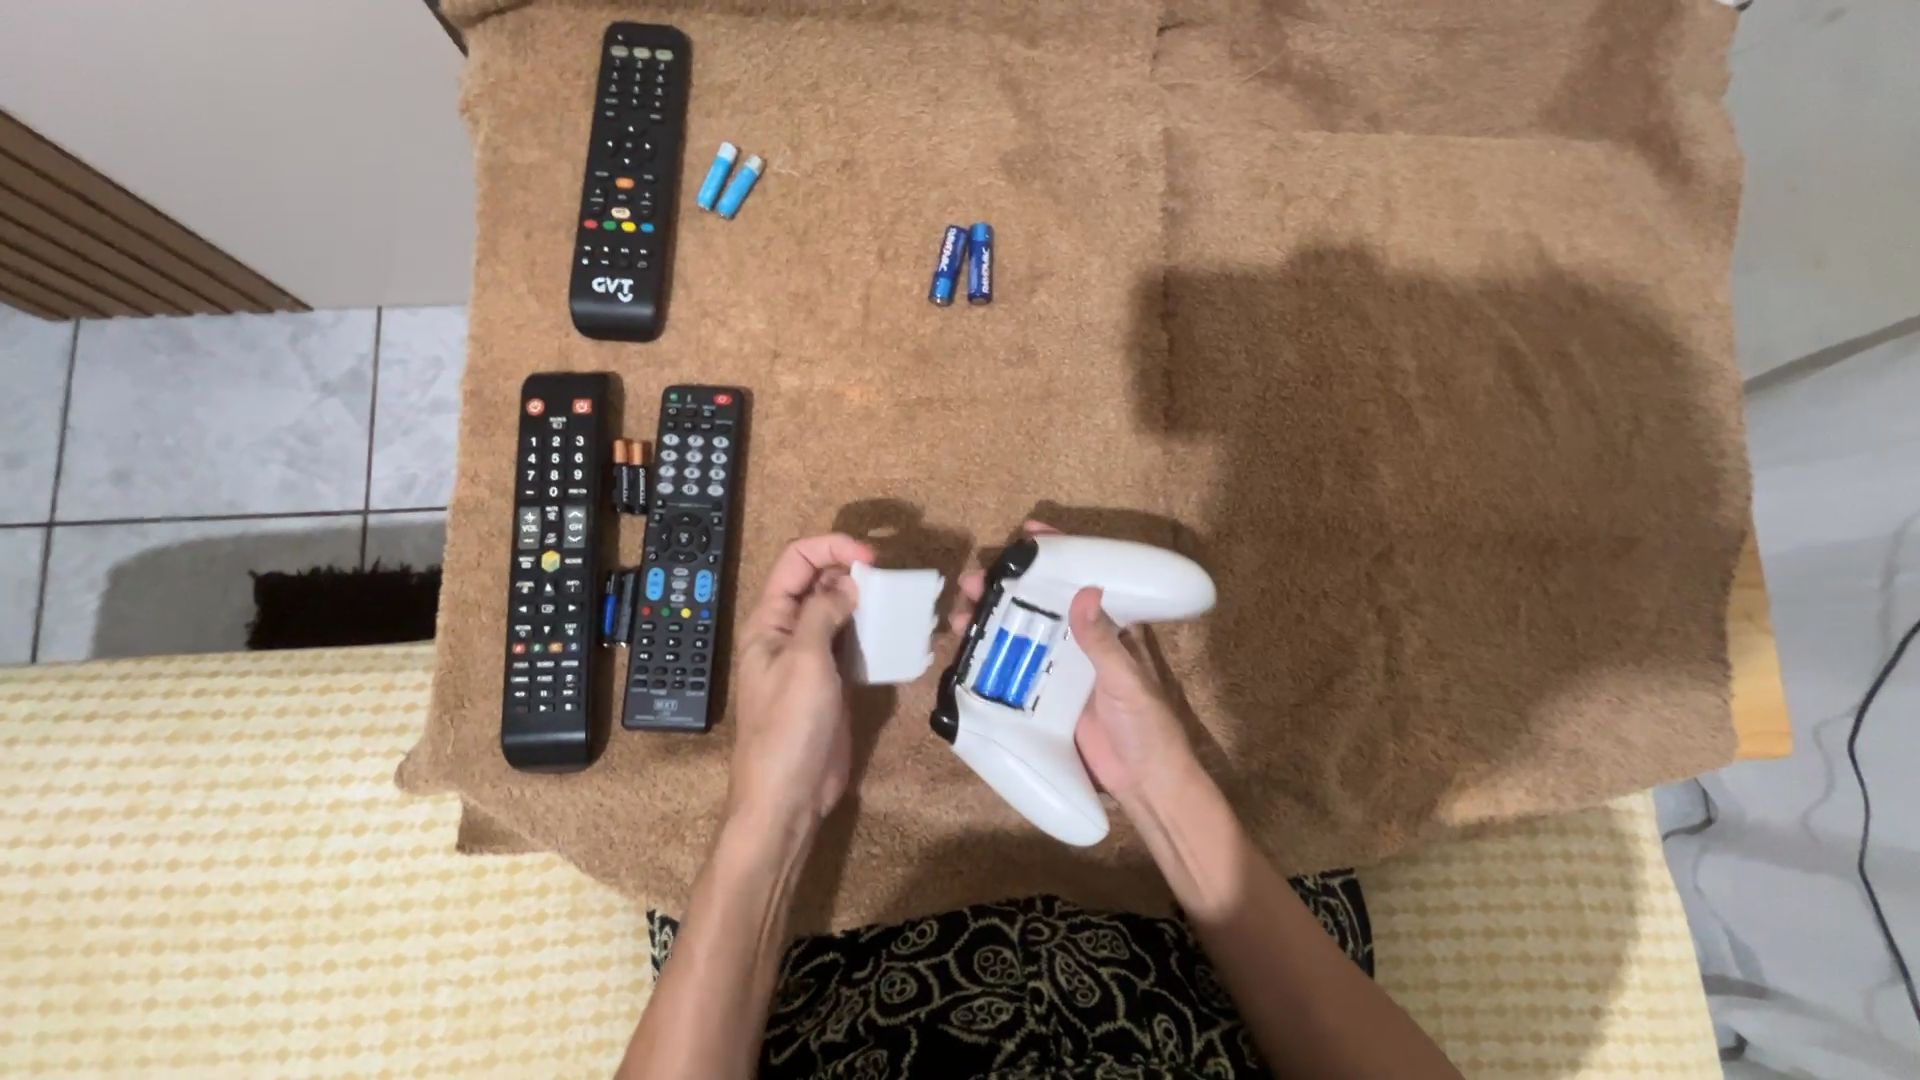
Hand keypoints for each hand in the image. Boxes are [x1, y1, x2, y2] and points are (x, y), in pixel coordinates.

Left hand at [728, 533, 875, 834]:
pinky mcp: (831, 681)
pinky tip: (895, 633)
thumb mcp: (805, 661)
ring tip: (897, 601)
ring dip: (865, 601)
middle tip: (889, 580)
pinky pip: (851, 644)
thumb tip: (846, 581)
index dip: (831, 547)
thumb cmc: (789, 727)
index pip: (796, 561)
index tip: (870, 556)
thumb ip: (824, 613)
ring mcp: (811, 657)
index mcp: (769, 621)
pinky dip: (871, 632)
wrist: (789, 795)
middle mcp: (787, 633)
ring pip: (838, 612)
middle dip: (851, 571)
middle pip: (818, 582)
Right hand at [950, 522, 1198, 805]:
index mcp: (1107, 629)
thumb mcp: (1127, 680)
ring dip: (988, 620)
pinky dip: (986, 659)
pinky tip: (961, 653)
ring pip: (1016, 633)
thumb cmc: (1147, 725)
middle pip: (1036, 603)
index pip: (1080, 579)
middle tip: (973, 582)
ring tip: (960, 618)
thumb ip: (1102, 641)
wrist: (1145, 783)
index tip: (1026, 533)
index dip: (1055, 553)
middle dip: (1002, 587)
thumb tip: (1085, 591)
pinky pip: (1009, 672)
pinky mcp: (1041, 700)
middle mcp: (1078, 642)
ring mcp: (1057, 670)